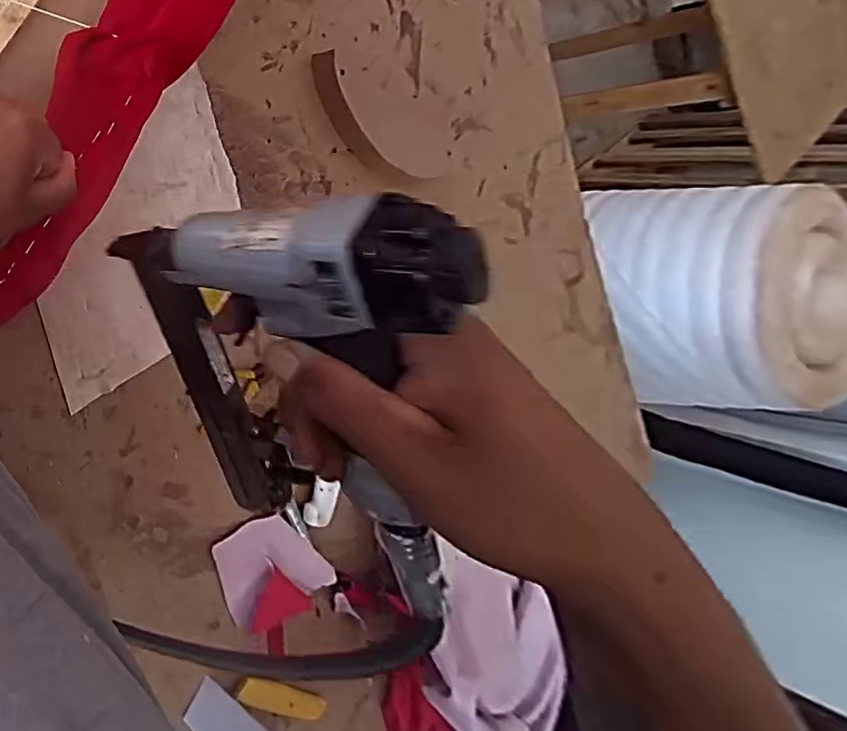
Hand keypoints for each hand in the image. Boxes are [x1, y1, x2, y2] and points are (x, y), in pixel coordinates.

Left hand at [0, 91, 76, 271]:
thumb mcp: (29, 214)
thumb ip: (64, 185)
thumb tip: (66, 162)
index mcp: (29, 127)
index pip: (53, 156)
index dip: (37, 184)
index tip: (12, 202)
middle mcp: (2, 102)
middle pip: (30, 134)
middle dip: (20, 159)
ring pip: (3, 126)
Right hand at [266, 317, 683, 601]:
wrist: (613, 559)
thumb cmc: (513, 503)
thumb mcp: (408, 454)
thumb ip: (336, 395)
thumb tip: (274, 348)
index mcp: (426, 328)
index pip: (333, 287)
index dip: (274, 297)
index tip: (233, 329)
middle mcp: (432, 331)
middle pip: (336, 336)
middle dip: (306, 390)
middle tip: (307, 452)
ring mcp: (442, 360)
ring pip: (354, 366)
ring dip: (329, 413)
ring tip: (332, 466)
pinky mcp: (449, 387)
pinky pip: (381, 386)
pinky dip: (357, 419)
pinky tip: (357, 460)